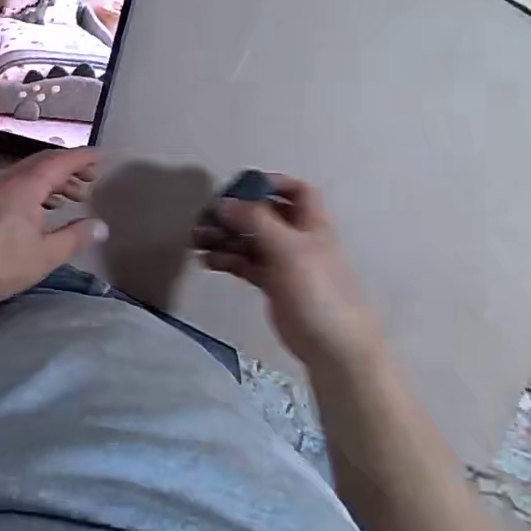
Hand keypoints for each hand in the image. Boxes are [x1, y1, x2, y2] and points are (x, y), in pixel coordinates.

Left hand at [0, 148, 106, 311]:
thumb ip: (76, 237)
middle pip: (43, 162)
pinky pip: (15, 182)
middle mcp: (6, 178)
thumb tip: (101, 226)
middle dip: (69, 167)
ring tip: (73, 196)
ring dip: (52, 179)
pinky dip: (35, 187)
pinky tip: (42, 206)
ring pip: (28, 172)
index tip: (101, 157)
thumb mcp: (45, 255)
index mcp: (24, 186)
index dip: (83, 158)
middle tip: (90, 180)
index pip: (60, 162)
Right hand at [191, 174, 384, 371]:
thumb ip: (255, 221)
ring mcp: (283, 262)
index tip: (240, 188)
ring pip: (249, 239)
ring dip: (223, 236)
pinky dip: (226, 259)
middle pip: (262, 214)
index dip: (271, 183)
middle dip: (234, 213)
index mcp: (311, 223)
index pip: (296, 190)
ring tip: (196, 240)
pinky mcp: (271, 283)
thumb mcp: (288, 249)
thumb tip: (223, 202)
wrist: (334, 346)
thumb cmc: (318, 290)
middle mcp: (297, 238)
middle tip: (205, 217)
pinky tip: (207, 261)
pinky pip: (244, 263)